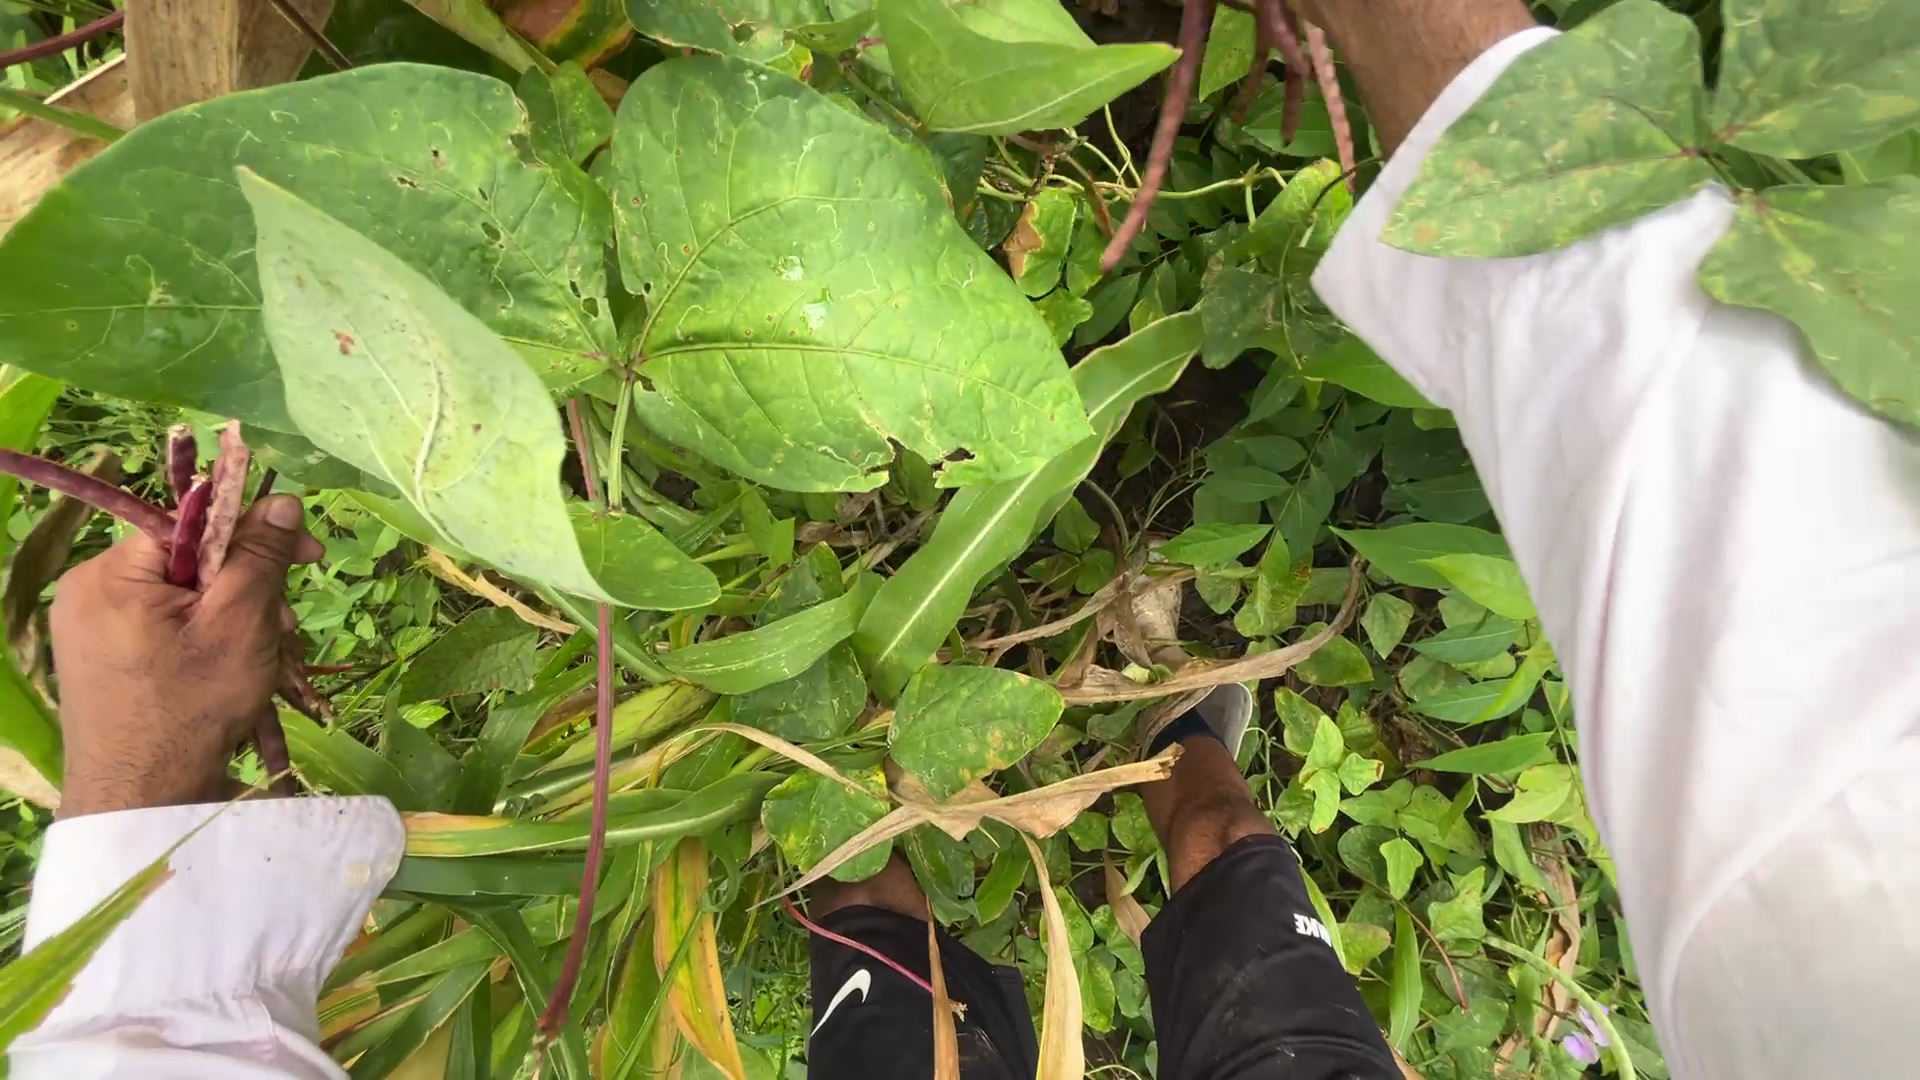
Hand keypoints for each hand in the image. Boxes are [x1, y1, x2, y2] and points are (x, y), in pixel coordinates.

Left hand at [49, 494, 323, 817]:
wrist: (147, 787)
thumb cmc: (196, 698)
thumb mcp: (243, 619)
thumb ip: (261, 555)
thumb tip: (282, 499)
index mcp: (111, 574)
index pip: (197, 524)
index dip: (259, 532)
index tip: (313, 555)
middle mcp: (92, 591)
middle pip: (199, 560)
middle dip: (254, 585)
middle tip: (284, 625)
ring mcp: (96, 625)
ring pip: (194, 594)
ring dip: (244, 614)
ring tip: (264, 652)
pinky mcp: (110, 653)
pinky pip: (177, 622)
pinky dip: (219, 634)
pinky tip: (239, 662)